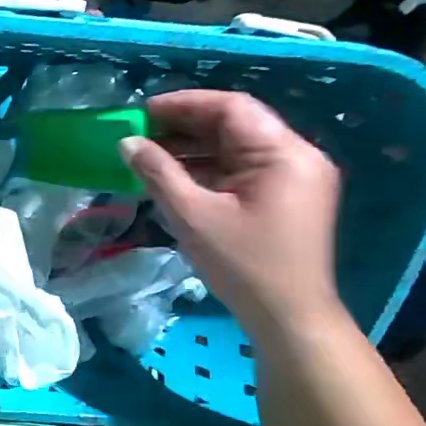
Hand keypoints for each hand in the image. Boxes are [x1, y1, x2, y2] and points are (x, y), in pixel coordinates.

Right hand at [118, 90, 346, 341]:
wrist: (290, 320)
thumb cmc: (244, 267)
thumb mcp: (194, 218)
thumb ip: (159, 174)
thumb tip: (127, 143)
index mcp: (284, 153)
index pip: (232, 108)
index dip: (184, 105)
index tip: (144, 112)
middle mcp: (299, 156)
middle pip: (237, 126)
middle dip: (187, 128)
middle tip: (143, 134)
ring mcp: (298, 178)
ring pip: (241, 149)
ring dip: (198, 150)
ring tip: (153, 157)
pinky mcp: (291, 199)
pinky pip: (248, 171)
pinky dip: (214, 171)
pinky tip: (180, 179)